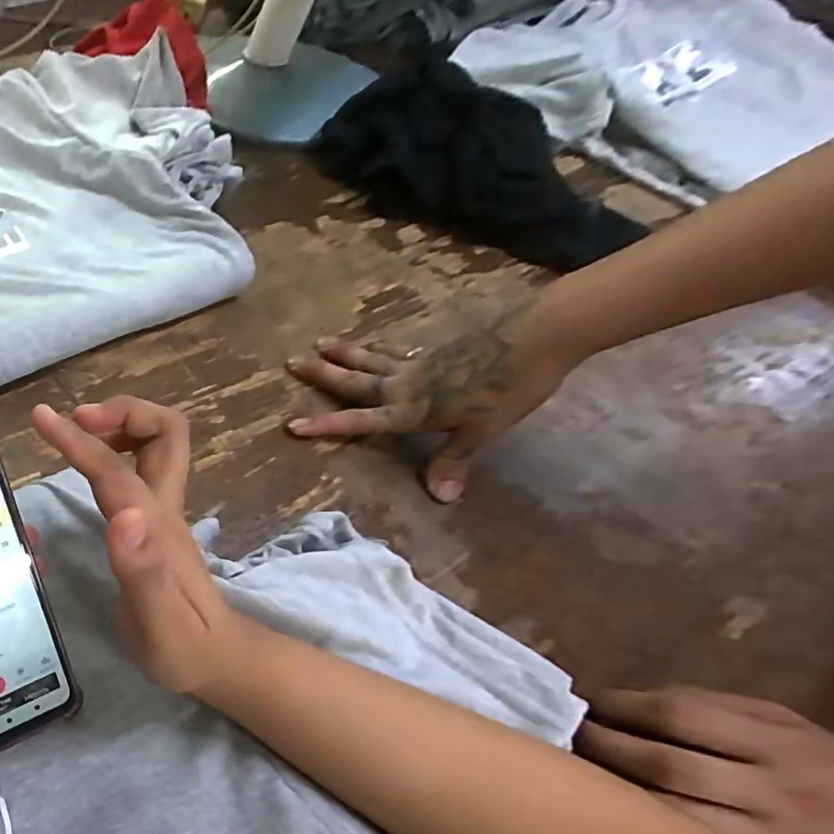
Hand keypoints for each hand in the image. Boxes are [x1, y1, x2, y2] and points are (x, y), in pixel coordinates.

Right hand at [30, 397, 244, 694]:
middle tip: (76, 421)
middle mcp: (164, 511)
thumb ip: (142, 571)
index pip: (115, 470)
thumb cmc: (184, 648)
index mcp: (157, 528)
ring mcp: (164, 516)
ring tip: (80, 433)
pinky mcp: (157, 527)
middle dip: (120, 413)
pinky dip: (116, 453)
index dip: (78, 440)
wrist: (221, 660)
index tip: (42, 417)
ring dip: (120, 427)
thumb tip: (123, 516)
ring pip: (156, 447)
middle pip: (164, 433)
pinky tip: (91, 470)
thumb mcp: (159, 622)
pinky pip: (141, 471)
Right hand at [284, 321, 580, 503]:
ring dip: (344, 353)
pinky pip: (398, 349)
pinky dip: (379, 347)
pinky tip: (374, 344)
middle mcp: (405, 384)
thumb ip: (452, 460)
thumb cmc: (510, 388)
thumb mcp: (481, 431)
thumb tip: (441, 499)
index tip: (292, 425)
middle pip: (355, 380)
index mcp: (410, 409)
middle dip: (322, 373)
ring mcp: (419, 362)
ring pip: (371, 359)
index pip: (359, 420)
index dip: (326, 426)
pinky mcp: (437, 348)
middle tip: (291, 361)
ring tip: (321, 342)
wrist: (541, 335)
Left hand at [575, 686, 833, 833]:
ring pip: (665, 810)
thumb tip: (619, 698)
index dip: (617, 706)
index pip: (678, 715)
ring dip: (606, 787)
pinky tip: (604, 812)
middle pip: (660, 763)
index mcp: (782, 745)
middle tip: (559, 734)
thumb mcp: (791, 729)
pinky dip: (639, 829)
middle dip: (598, 744)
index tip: (579, 702)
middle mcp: (777, 791)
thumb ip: (711, 708)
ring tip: (567, 771)